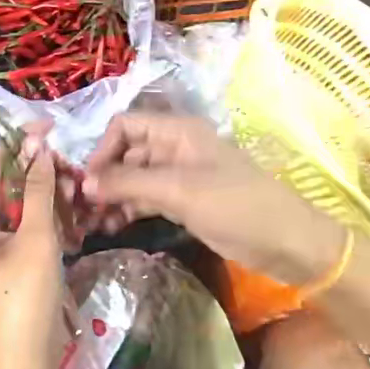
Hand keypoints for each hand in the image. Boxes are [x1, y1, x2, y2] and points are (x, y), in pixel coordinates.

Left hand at [0, 145, 65, 368]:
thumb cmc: (25, 302)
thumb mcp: (35, 240)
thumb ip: (37, 189)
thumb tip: (38, 143)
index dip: (21, 139)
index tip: (56, 127)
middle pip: (12, 181)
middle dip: (44, 172)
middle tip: (78, 175)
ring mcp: (0, 246)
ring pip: (27, 205)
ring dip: (53, 197)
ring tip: (82, 200)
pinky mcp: (17, 263)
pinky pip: (34, 229)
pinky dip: (54, 222)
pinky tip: (79, 227)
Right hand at [83, 113, 345, 285]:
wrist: (289, 242)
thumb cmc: (235, 205)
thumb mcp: (179, 191)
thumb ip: (129, 184)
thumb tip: (84, 182)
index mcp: (177, 130)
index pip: (125, 126)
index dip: (102, 149)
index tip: (86, 182)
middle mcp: (175, 147)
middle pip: (127, 152)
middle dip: (104, 177)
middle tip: (81, 210)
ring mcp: (180, 175)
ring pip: (135, 178)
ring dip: (114, 197)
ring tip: (93, 224)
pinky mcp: (185, 201)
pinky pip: (148, 198)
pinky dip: (129, 209)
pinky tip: (113, 227)